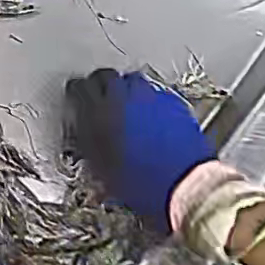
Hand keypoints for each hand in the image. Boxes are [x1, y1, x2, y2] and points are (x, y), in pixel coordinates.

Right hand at [65, 69, 212, 228]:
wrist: (188, 188)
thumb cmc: (144, 186)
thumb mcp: (102, 170)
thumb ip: (88, 144)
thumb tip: (82, 134)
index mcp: (101, 113)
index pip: (80, 88)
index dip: (76, 91)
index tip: (77, 95)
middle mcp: (124, 98)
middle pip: (106, 76)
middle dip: (101, 83)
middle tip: (100, 94)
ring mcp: (151, 98)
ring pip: (132, 80)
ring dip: (126, 88)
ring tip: (126, 102)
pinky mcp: (174, 103)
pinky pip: (155, 92)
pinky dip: (149, 99)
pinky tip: (150, 114)